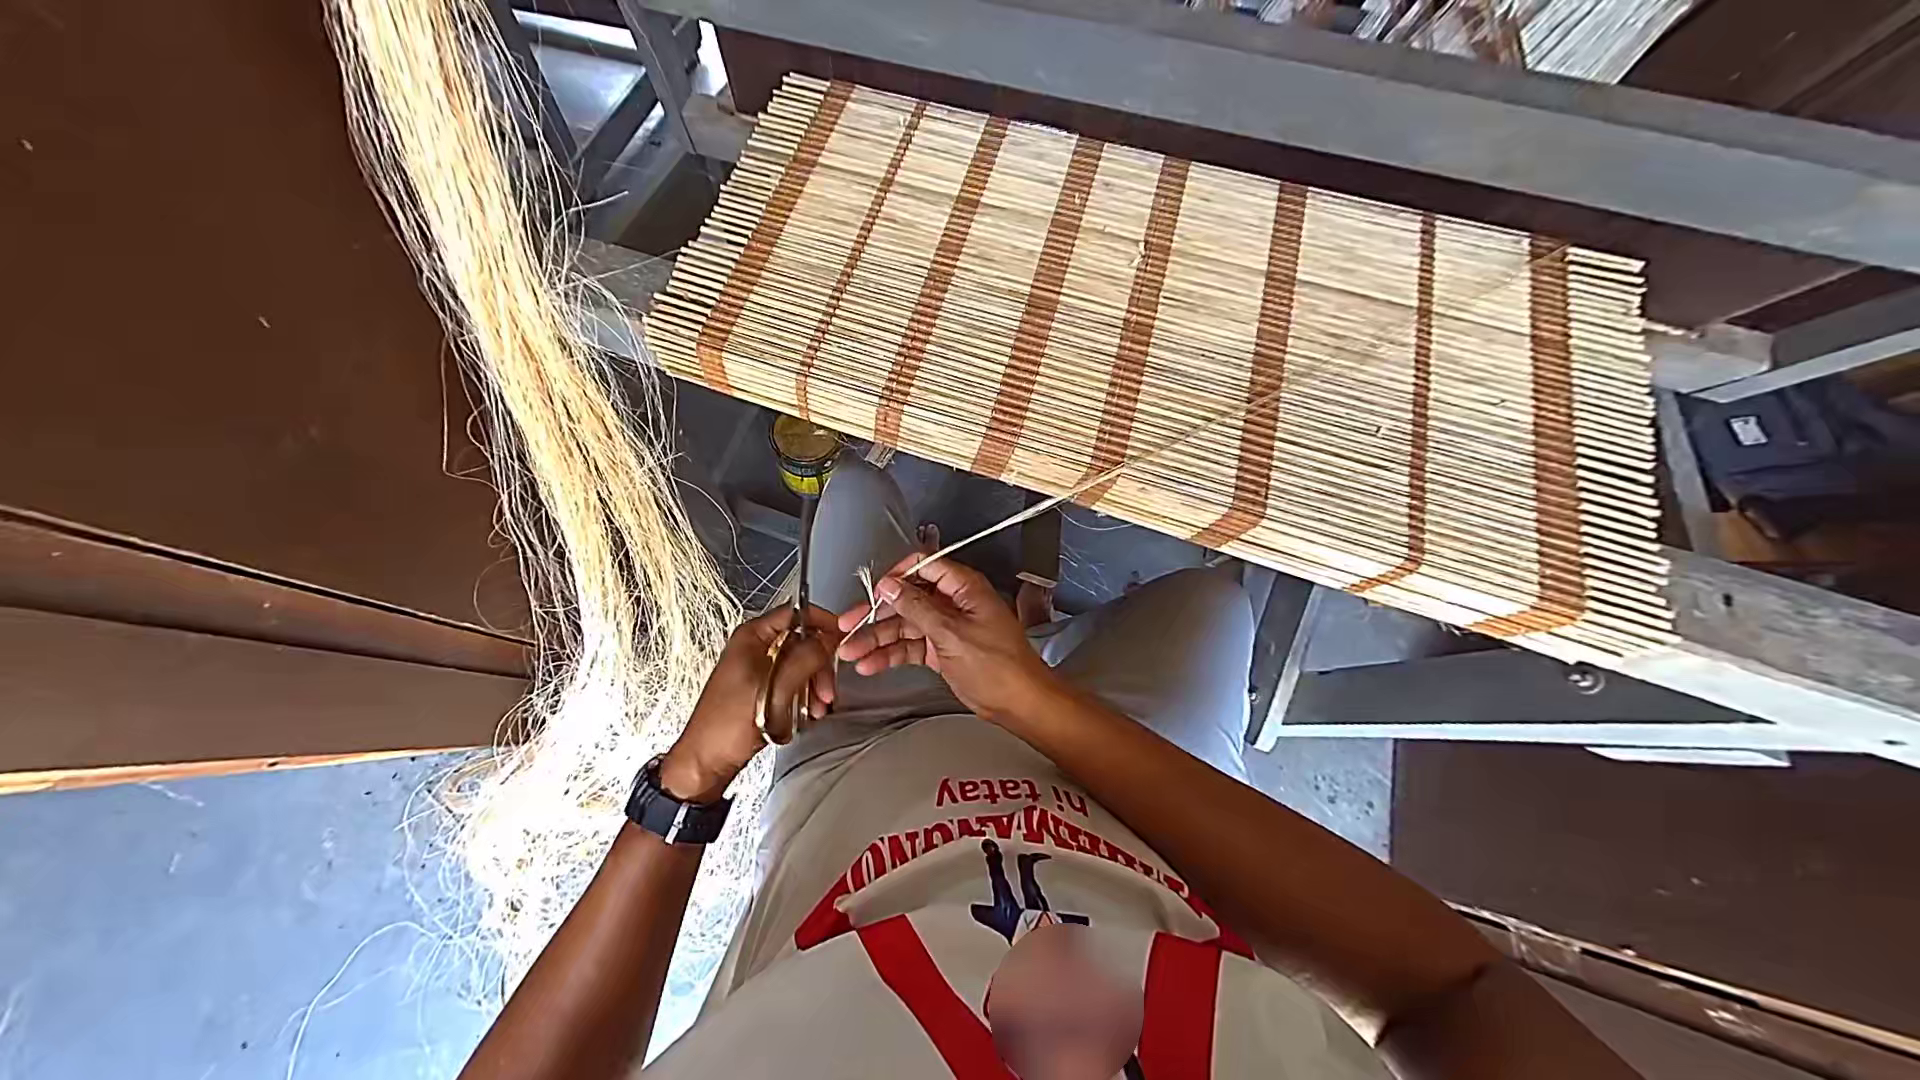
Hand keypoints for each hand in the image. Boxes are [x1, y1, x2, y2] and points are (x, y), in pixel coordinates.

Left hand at [660, 605, 840, 801]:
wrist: (707, 762)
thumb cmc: (726, 726)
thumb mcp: (774, 687)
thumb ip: (805, 659)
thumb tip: (830, 640)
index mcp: (752, 637)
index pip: (796, 613)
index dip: (822, 623)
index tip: (842, 638)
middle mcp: (756, 648)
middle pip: (803, 641)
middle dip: (820, 665)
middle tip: (827, 687)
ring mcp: (759, 668)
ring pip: (802, 664)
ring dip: (815, 684)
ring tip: (817, 706)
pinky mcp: (764, 688)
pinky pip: (794, 682)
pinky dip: (806, 696)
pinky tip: (809, 712)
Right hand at [835, 553, 1058, 721]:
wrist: (1018, 703)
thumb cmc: (1000, 667)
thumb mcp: (952, 634)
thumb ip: (918, 607)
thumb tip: (891, 587)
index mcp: (964, 588)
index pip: (924, 566)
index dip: (896, 576)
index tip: (872, 592)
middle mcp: (954, 603)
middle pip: (907, 599)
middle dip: (876, 614)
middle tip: (849, 626)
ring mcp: (947, 627)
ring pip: (904, 626)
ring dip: (877, 639)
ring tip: (851, 653)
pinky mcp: (942, 649)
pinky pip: (911, 646)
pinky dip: (891, 655)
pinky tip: (871, 664)